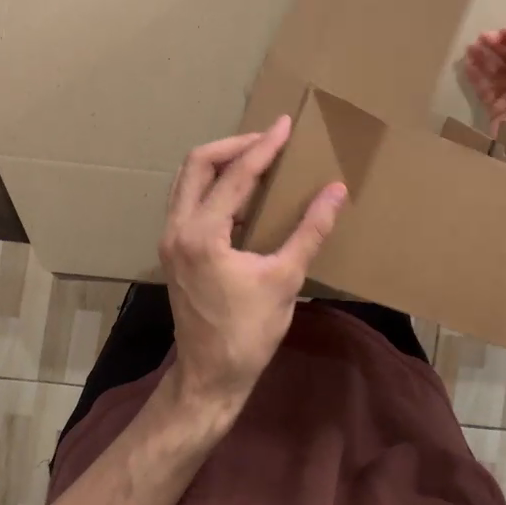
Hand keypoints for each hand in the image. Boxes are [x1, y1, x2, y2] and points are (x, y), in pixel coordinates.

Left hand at [159, 116, 345, 412]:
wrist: (208, 379)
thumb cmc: (247, 333)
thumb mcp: (285, 280)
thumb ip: (310, 231)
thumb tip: (336, 190)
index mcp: (201, 234)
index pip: (235, 174)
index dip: (263, 147)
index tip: (285, 125)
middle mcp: (177, 228)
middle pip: (197, 163)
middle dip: (234, 145)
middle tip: (268, 140)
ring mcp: (170, 239)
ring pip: (188, 179)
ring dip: (221, 162)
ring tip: (257, 157)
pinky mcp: (174, 249)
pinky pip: (189, 198)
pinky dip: (214, 184)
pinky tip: (244, 191)